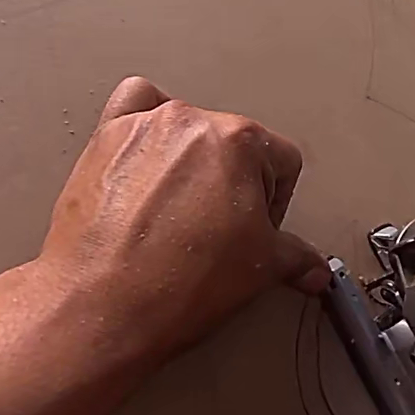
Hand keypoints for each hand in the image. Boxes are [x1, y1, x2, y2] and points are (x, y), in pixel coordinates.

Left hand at [31, 76, 328, 367]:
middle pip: (236, 145)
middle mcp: (192, 122)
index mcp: (240, 142)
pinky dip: (146, 125)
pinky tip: (149, 161)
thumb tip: (312, 266)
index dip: (277, 202)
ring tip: (182, 207)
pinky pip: (135, 108)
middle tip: (221, 229)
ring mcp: (145, 127)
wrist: (102, 306)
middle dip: (236, 185)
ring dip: (195, 161)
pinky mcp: (105, 139)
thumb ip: (298, 256)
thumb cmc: (177, 285)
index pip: (282, 160)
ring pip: (190, 130)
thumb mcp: (260, 269)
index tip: (259, 229)